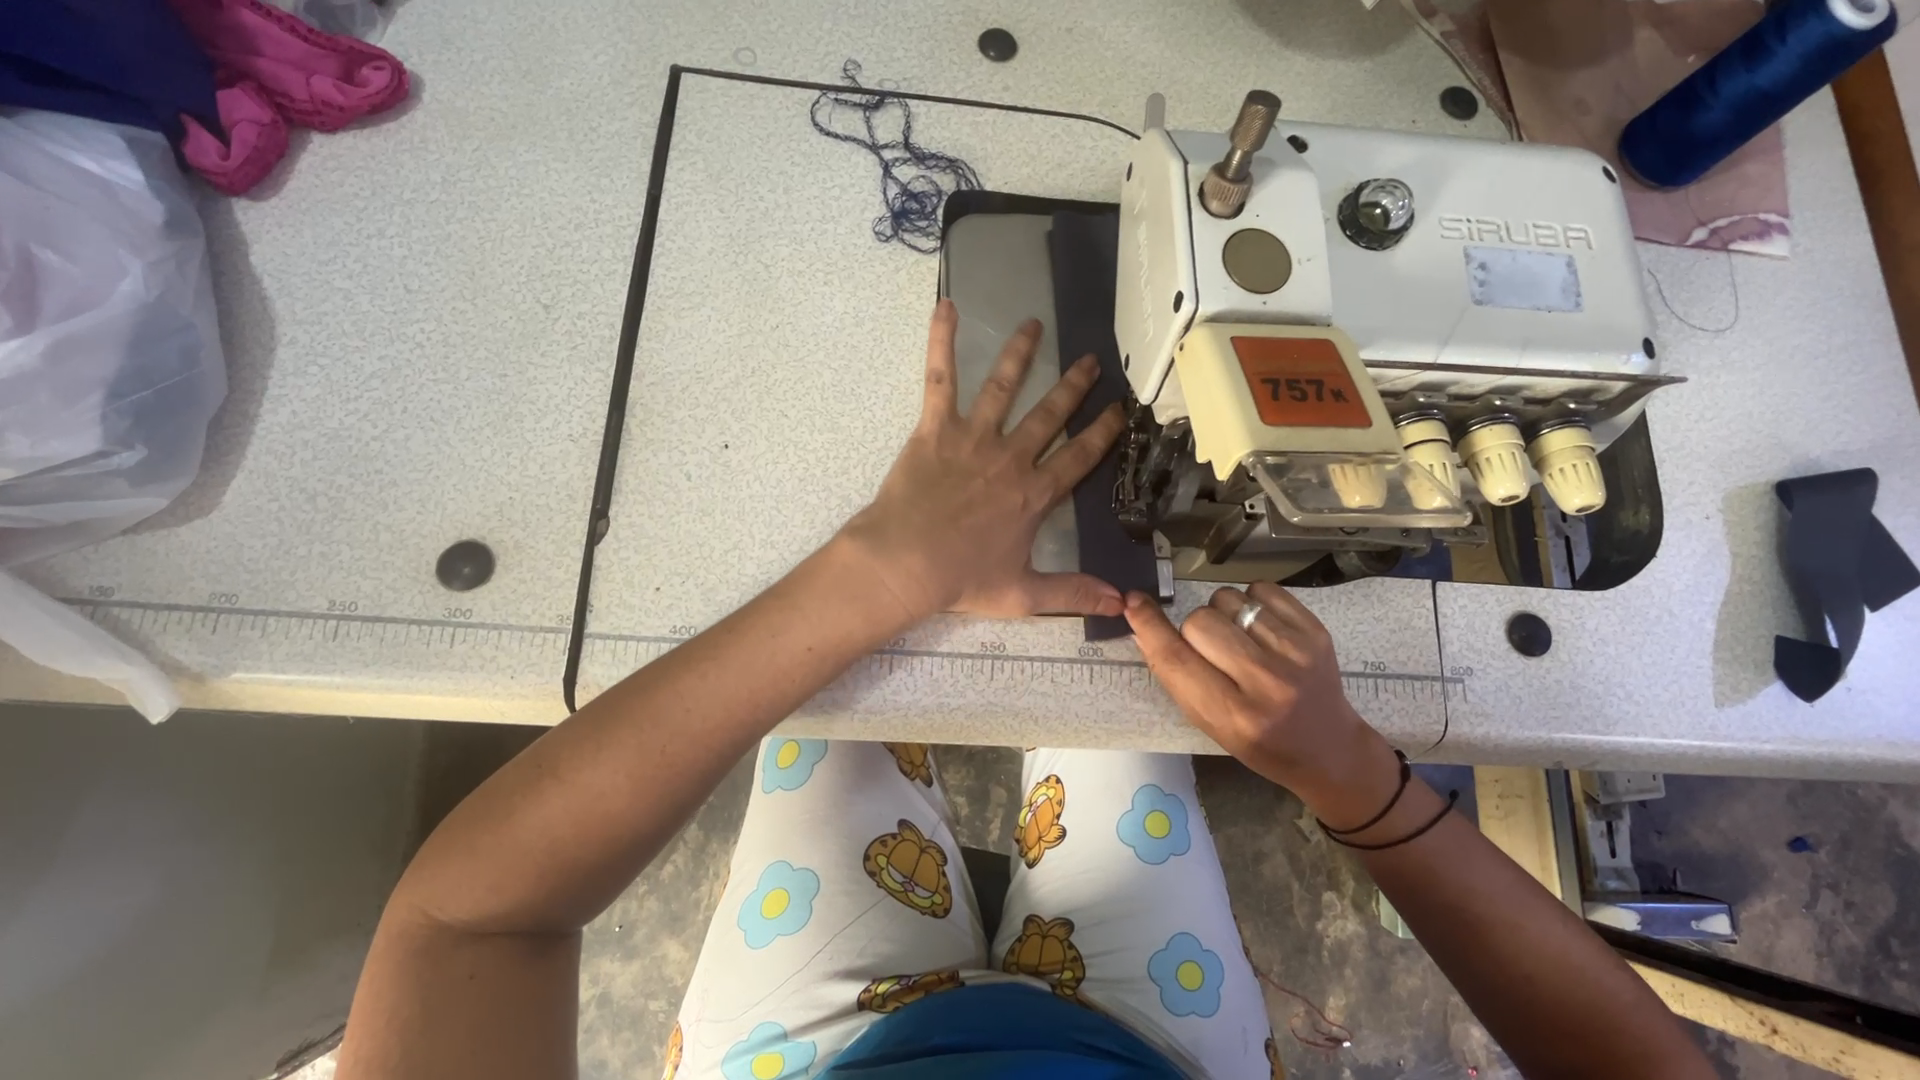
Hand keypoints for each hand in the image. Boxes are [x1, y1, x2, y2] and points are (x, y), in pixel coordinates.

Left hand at [839, 299, 1127, 621]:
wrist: (906, 563)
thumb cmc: (961, 579)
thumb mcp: (1024, 594)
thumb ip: (1073, 592)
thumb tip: (1121, 603)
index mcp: (1035, 494)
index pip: (1079, 457)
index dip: (1102, 432)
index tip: (1120, 409)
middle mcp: (1012, 458)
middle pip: (1049, 415)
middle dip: (1073, 387)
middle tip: (1091, 361)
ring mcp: (974, 438)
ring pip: (1004, 386)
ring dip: (1021, 354)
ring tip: (1034, 325)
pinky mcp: (936, 428)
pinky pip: (940, 377)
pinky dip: (941, 341)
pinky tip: (945, 306)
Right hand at [1125, 582, 1393, 814]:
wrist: (1328, 750)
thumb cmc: (1259, 744)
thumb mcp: (1209, 724)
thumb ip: (1177, 676)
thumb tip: (1141, 625)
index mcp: (1233, 715)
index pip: (1176, 659)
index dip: (1149, 627)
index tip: (1133, 604)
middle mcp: (1265, 683)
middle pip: (1199, 621)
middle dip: (1195, 630)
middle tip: (1212, 651)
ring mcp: (1296, 654)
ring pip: (1227, 600)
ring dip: (1223, 614)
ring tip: (1240, 640)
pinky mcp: (1315, 631)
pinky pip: (1261, 589)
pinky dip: (1252, 602)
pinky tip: (1260, 627)